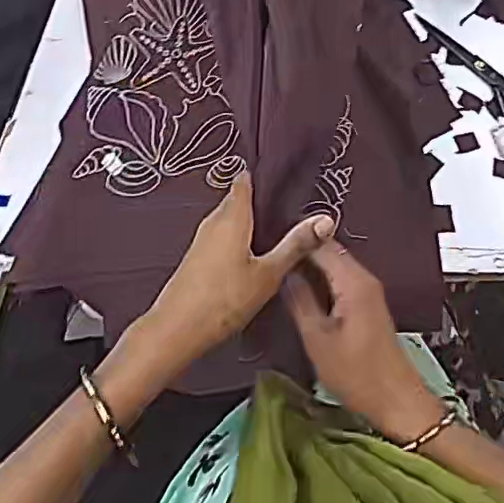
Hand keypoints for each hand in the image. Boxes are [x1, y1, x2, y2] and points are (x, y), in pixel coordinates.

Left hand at [133, 170, 333, 379]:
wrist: (177, 329)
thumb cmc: (225, 298)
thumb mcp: (268, 274)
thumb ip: (295, 245)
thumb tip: (326, 219)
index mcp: (232, 217)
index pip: (244, 182)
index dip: (261, 174)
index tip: (284, 173)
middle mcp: (214, 221)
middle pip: (238, 200)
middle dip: (260, 199)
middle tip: (290, 203)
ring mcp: (202, 239)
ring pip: (230, 219)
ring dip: (250, 220)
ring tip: (278, 226)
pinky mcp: (197, 257)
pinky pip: (222, 235)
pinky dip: (239, 236)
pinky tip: (254, 252)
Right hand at [284, 240, 446, 443]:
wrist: (396, 400)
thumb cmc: (357, 374)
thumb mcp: (317, 338)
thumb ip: (300, 300)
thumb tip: (284, 274)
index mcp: (353, 281)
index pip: (320, 243)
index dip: (294, 241)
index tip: (269, 246)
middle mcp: (364, 278)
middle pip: (328, 250)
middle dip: (300, 252)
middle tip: (270, 259)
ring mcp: (368, 290)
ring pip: (333, 265)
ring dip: (309, 266)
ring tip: (279, 272)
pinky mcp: (367, 303)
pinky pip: (340, 279)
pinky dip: (320, 280)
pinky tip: (301, 290)